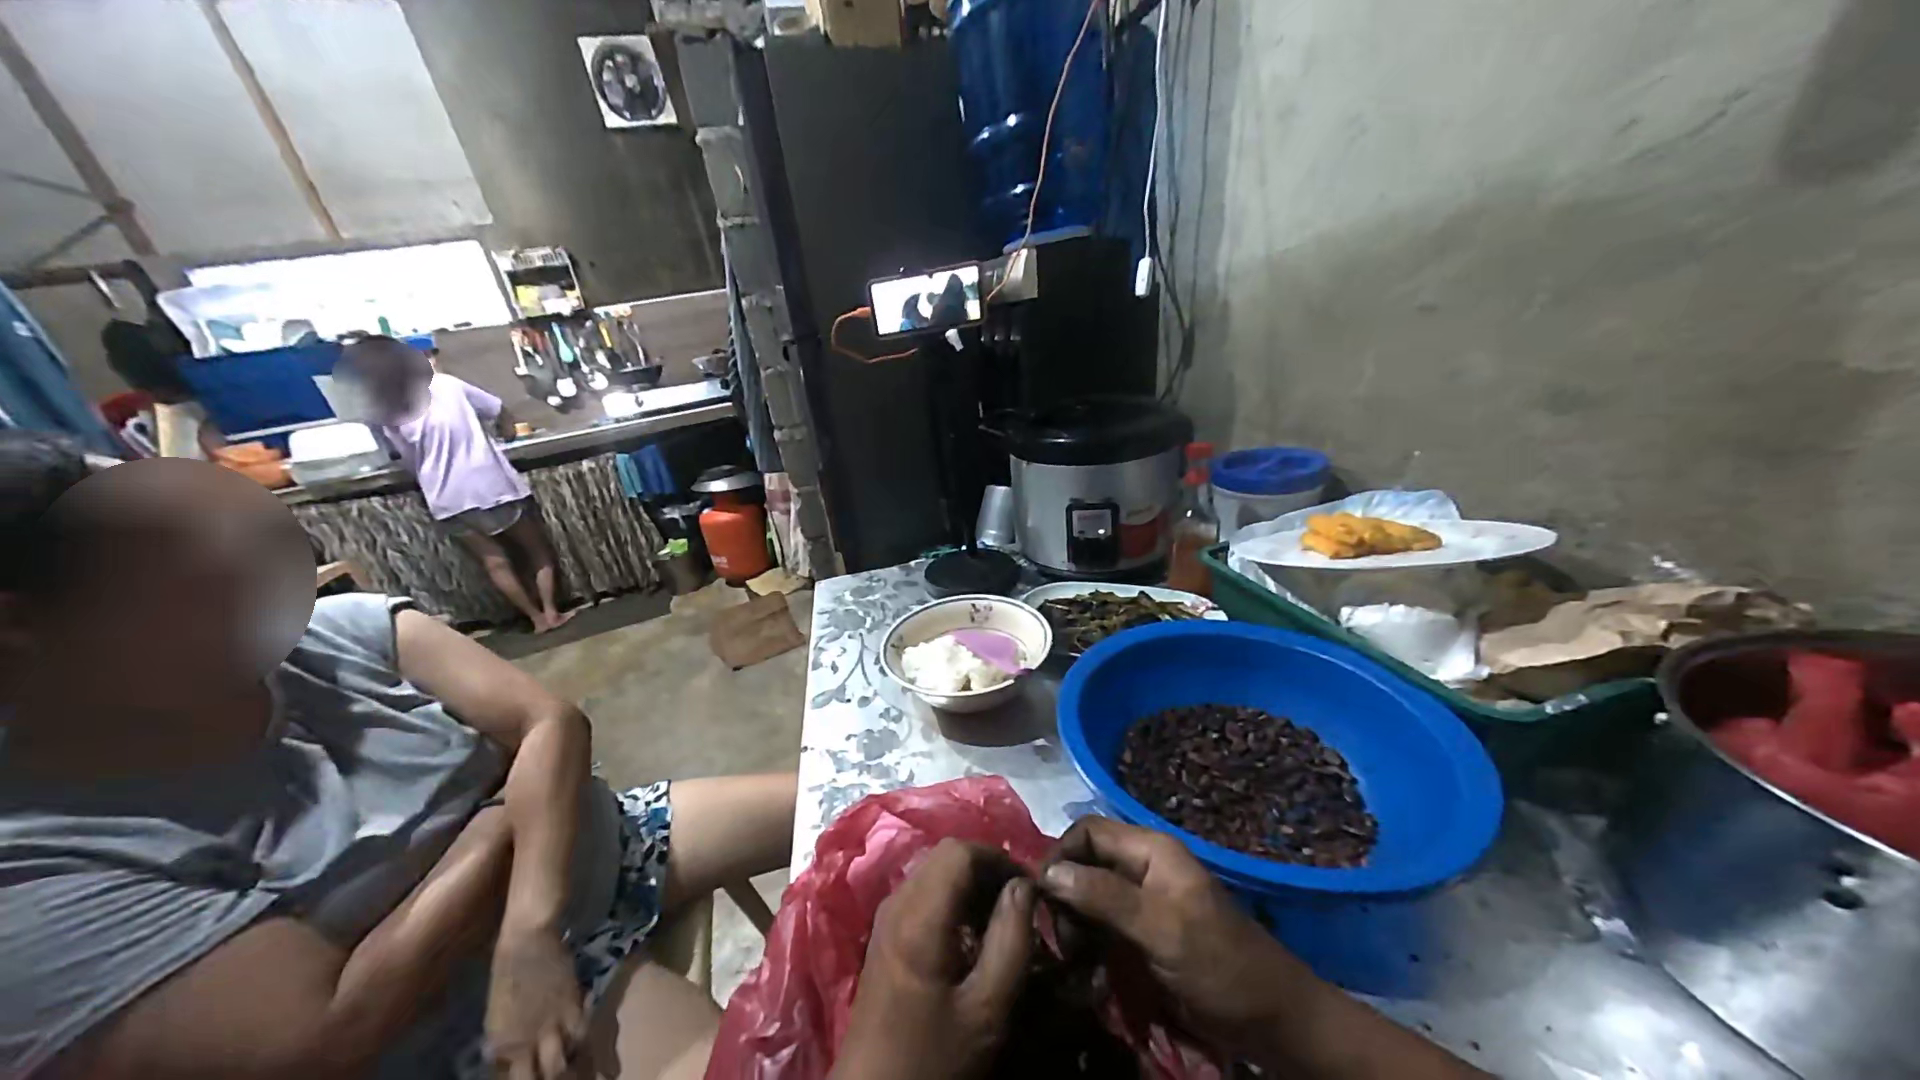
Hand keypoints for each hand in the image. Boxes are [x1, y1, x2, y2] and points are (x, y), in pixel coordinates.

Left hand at [486, 926, 585, 1079]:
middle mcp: (522, 1044)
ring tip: (580, 1072)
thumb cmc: (507, 972)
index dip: (524, 1077)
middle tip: (565, 1076)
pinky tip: (591, 1047)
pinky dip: (584, 1042)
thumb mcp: (497, 1013)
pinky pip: (580, 1034)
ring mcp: (549, 1025)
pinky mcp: (571, 1006)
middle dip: (551, 1079)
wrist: (526, 941)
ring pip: (560, 1065)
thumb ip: (505, 1039)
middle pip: (538, 1078)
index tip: (535, 1073)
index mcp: (499, 1046)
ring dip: (569, 1070)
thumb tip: (510, 1057)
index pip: (512, 1078)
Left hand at [830, 840, 1036, 1079]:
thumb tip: (1024, 886)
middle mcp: (896, 901)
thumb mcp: (986, 1009)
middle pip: (946, 855)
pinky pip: (924, 890)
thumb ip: (1012, 940)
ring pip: (935, 869)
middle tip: (1020, 904)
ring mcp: (886, 914)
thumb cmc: (933, 1058)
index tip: (1030, 887)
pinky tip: (972, 935)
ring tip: (1001, 921)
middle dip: (988, 868)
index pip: (960, 850)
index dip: (999, 858)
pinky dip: (953, 897)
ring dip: (972, 882)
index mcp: (918, 915)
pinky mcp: (885, 930)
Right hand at [1038, 817, 1319, 1059]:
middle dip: (1065, 892)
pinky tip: (1083, 963)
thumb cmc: (1219, 963)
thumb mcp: (1160, 927)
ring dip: (1074, 920)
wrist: (1272, 1019)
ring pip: (1091, 895)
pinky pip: (1104, 924)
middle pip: (1086, 862)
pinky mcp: (1144, 932)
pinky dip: (1089, 939)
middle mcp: (1143, 867)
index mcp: (1151, 850)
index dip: (1061, 854)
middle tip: (1054, 933)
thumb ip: (1104, 896)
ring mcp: (1144, 901)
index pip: (1089, 832)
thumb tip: (1047, 872)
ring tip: (1069, 953)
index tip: (1040, 894)